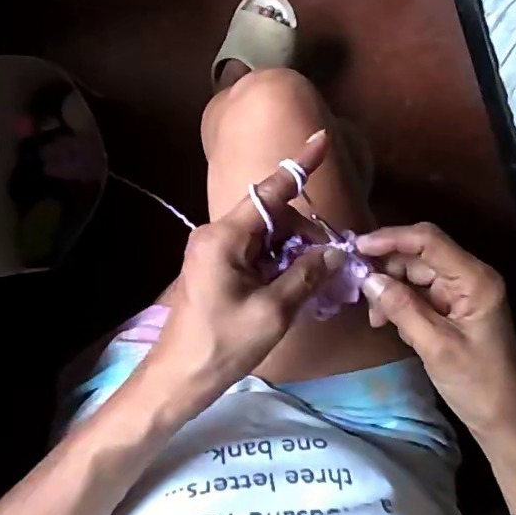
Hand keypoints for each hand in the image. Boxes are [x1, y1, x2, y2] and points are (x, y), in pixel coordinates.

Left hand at [140, 132, 343, 409]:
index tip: (321, 138)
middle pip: (272, 217)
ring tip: (316, 283)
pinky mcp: (217, 267)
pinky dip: (279, 264)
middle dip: (304, 234)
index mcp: (224, 237)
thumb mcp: (274, 311)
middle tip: (331, 265)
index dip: (298, 166)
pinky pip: (256, 253)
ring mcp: (215, 251)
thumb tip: (335, 250)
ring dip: (294, 252)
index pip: (268, 191)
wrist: (180, 376)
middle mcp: (216, 234)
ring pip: (266, 236)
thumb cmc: (223, 344)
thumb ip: (306, 273)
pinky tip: (296, 287)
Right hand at [357, 224, 515, 439]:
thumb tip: (368, 278)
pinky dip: (397, 301)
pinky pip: (417, 291)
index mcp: (474, 279)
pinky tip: (387, 321)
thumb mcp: (435, 346)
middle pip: (418, 254)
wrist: (503, 418)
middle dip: (385, 267)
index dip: (391, 238)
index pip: (428, 240)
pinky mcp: (451, 305)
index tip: (357, 248)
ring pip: (413, 272)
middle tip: (357, 288)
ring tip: (374, 316)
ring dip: (389, 287)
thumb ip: (401, 308)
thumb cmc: (476, 383)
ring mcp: (460, 291)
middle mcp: (469, 276)